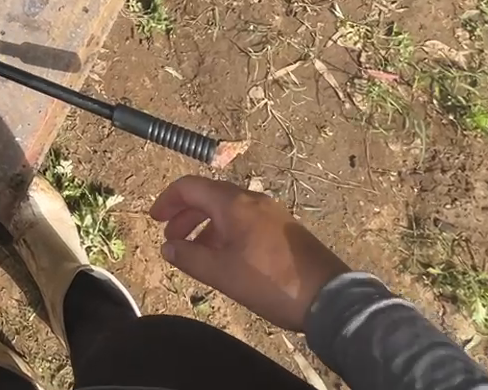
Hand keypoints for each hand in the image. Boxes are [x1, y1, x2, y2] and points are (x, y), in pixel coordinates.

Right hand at [149, 175, 349, 330]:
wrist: (332, 299)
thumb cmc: (272, 281)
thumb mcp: (224, 273)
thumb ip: (190, 258)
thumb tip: (167, 247)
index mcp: (232, 202)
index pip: (189, 187)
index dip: (167, 201)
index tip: (155, 219)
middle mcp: (250, 199)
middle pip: (207, 196)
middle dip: (184, 216)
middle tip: (171, 238)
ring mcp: (270, 213)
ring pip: (226, 210)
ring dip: (204, 227)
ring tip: (195, 252)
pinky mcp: (283, 229)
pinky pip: (244, 221)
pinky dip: (225, 232)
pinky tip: (225, 257)